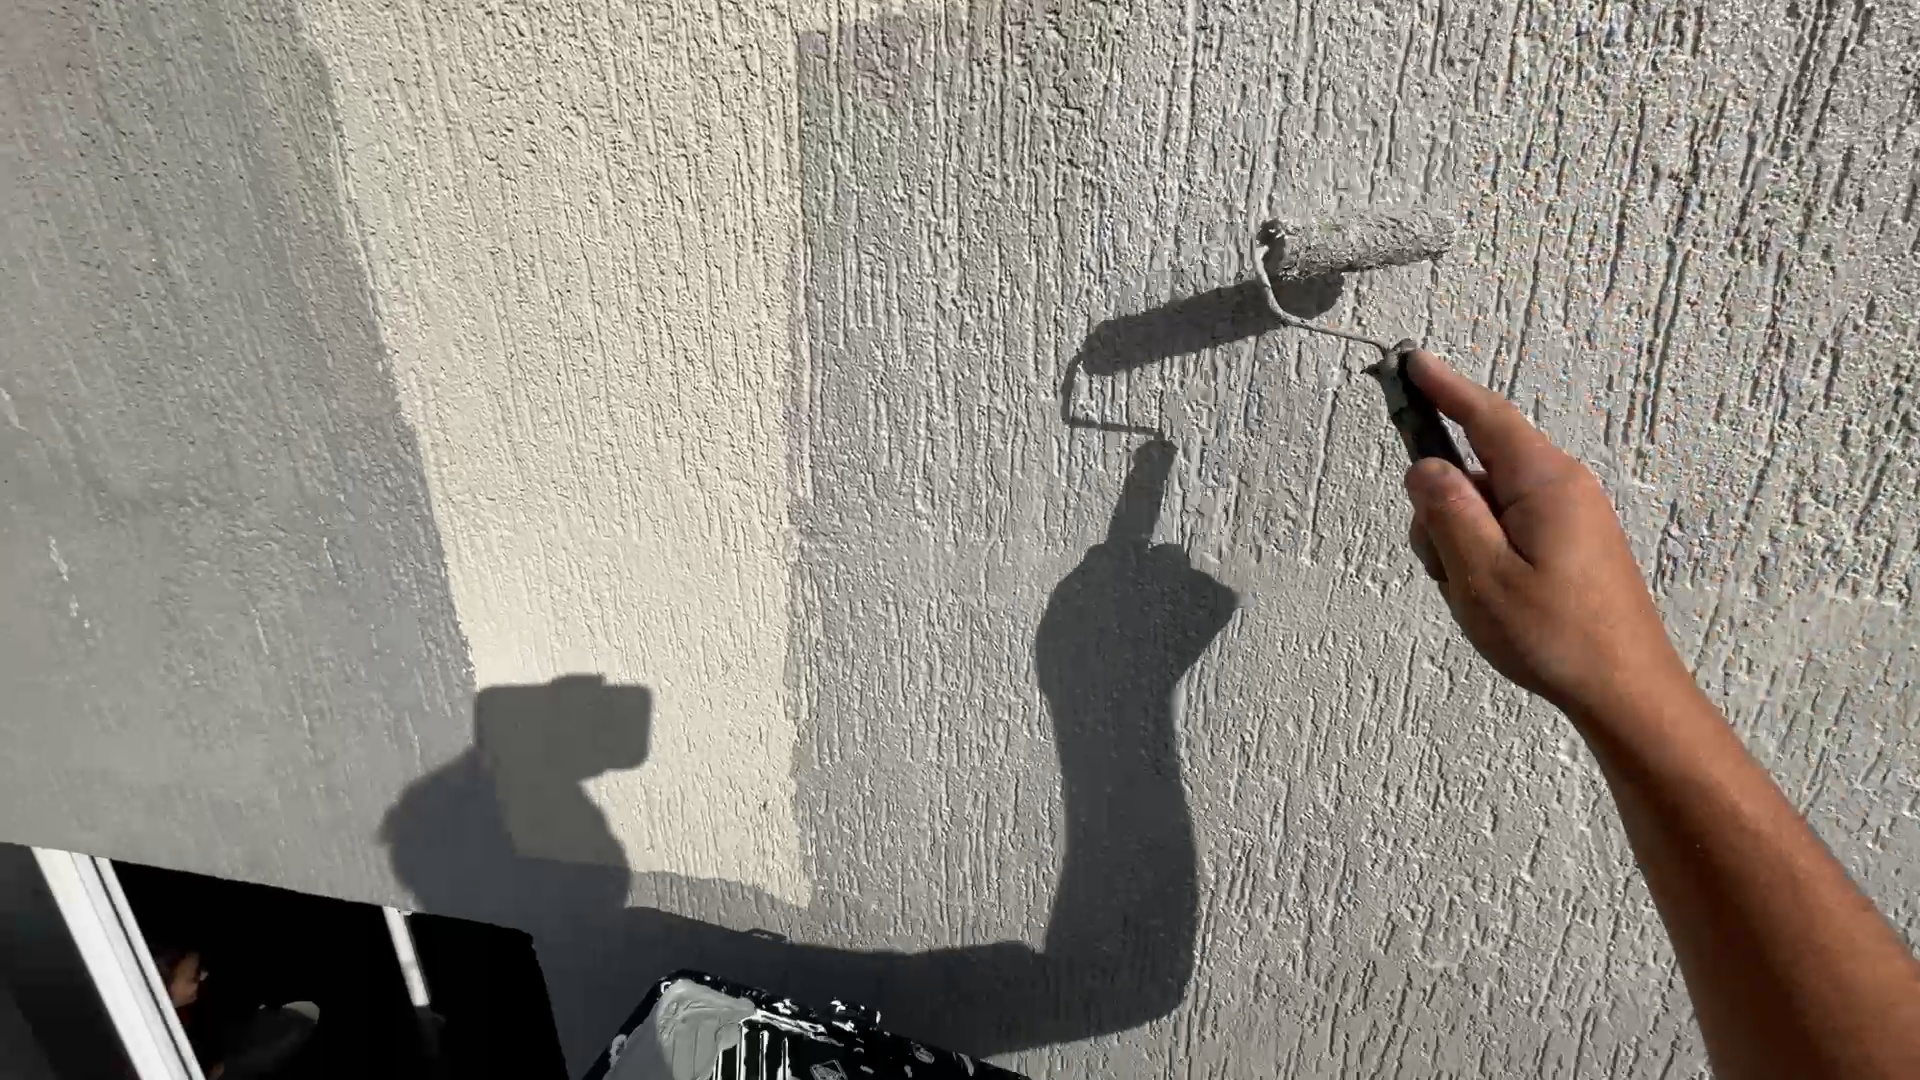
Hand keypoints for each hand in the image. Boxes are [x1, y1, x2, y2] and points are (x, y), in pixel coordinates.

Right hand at [1401, 352, 1689, 720]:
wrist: (1622, 690)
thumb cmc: (1550, 632)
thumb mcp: (1481, 573)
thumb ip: (1447, 512)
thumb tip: (1424, 465)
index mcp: (1543, 484)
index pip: (1486, 419)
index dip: (1446, 388)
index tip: (1412, 360)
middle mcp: (1557, 488)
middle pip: (1471, 471)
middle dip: (1438, 508)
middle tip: (1442, 563)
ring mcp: (1562, 516)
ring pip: (1477, 504)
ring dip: (1454, 539)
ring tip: (1469, 590)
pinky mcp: (1561, 541)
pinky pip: (1497, 527)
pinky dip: (1474, 551)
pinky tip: (1484, 593)